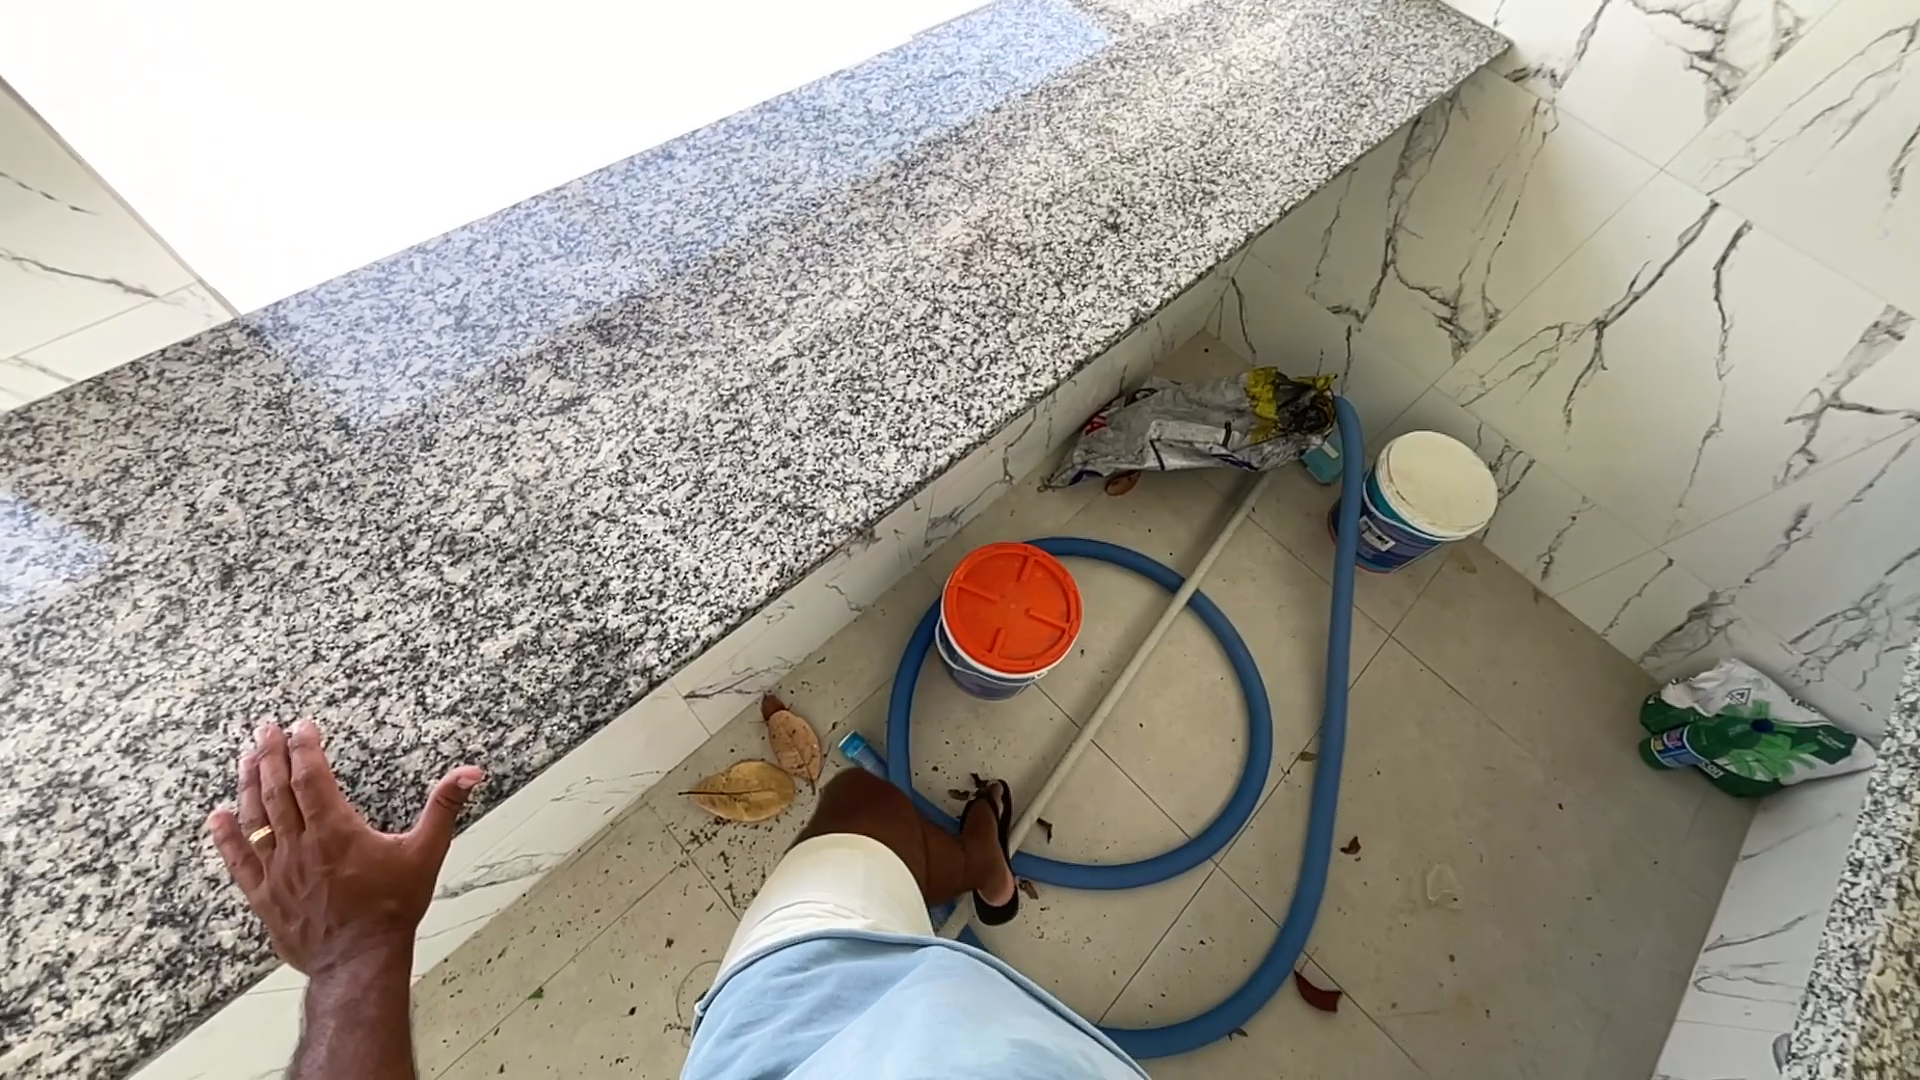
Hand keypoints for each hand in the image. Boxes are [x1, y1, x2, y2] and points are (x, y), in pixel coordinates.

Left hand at [206, 720, 482, 976]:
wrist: (359, 957)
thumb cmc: (395, 904)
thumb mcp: (428, 850)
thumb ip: (445, 807)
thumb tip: (471, 772)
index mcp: (337, 833)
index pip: (313, 780)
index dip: (305, 749)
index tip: (302, 725)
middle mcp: (300, 847)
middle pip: (278, 793)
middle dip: (272, 756)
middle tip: (266, 729)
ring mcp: (277, 871)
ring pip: (255, 819)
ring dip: (249, 785)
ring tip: (248, 756)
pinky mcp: (264, 894)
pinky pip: (237, 860)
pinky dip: (225, 836)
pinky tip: (217, 816)